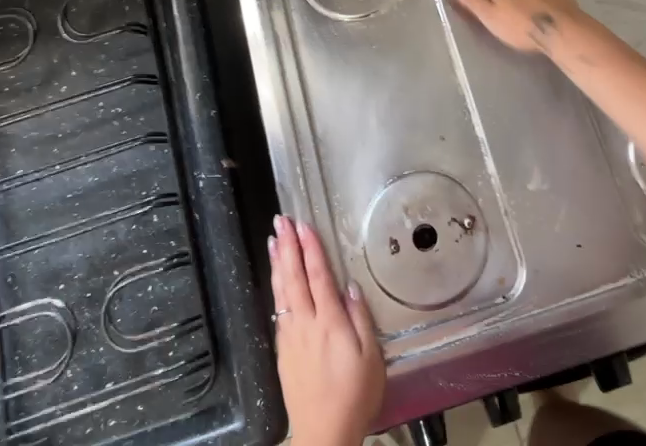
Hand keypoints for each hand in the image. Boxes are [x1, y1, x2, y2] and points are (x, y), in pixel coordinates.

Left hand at [269, 214, 384, 445]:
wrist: (324, 433)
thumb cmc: (355, 395)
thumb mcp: (371, 357)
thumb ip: (360, 318)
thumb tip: (349, 287)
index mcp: (329, 322)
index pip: (318, 275)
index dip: (310, 248)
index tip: (304, 225)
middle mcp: (306, 324)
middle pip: (294, 277)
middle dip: (288, 246)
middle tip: (282, 221)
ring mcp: (290, 337)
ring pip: (282, 291)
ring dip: (278, 263)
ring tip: (274, 240)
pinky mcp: (282, 351)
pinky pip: (278, 310)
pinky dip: (276, 287)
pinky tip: (277, 279)